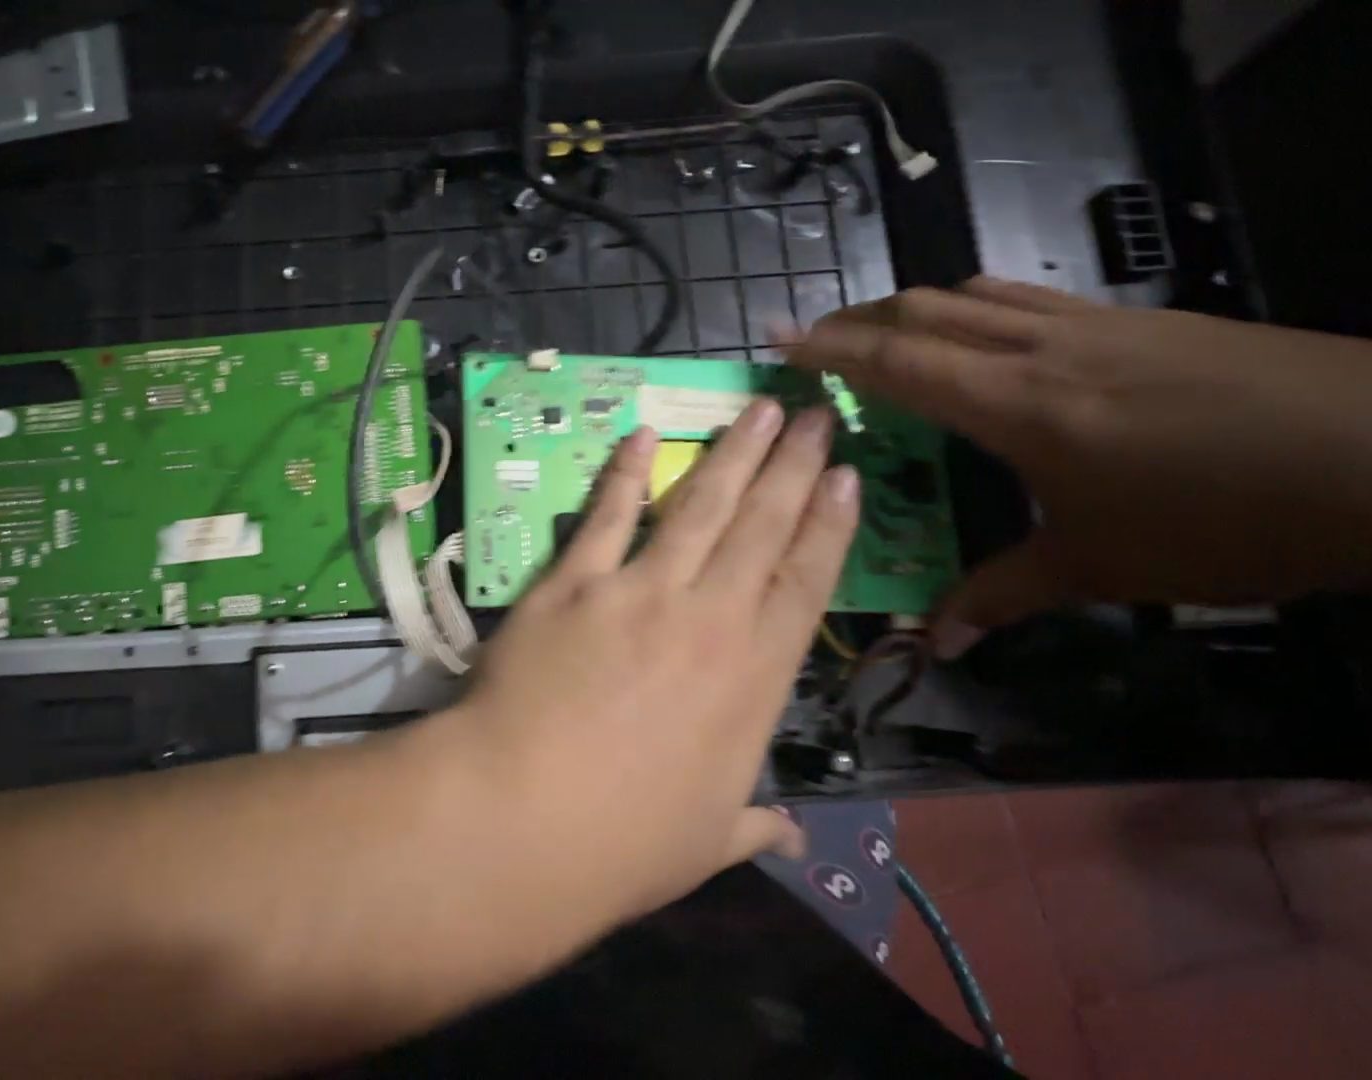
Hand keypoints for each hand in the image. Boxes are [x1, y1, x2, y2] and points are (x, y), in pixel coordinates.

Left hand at [427, 404, 858, 921]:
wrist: (522, 814)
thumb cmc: (625, 841)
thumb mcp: (707, 842)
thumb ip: (753, 826)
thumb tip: (791, 842)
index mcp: (755, 679)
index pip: (806, 583)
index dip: (830, 525)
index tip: (848, 476)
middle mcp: (707, 618)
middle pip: (762, 526)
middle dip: (794, 465)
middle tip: (818, 413)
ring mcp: (636, 592)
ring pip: (698, 506)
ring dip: (732, 453)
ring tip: (761, 408)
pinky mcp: (569, 584)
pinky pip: (605, 515)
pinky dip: (624, 473)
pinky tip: (642, 435)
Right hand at [787, 277, 1371, 656]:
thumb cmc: (1226, 518)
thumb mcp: (1100, 566)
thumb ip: (1002, 594)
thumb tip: (935, 645)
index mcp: (1017, 405)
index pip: (899, 360)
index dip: (830, 348)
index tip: (778, 340)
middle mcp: (1044, 349)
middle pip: (924, 309)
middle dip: (856, 318)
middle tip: (814, 342)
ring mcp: (1096, 324)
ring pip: (975, 293)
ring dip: (914, 308)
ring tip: (883, 337)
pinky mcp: (1141, 321)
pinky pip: (1028, 299)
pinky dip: (976, 308)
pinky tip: (983, 339)